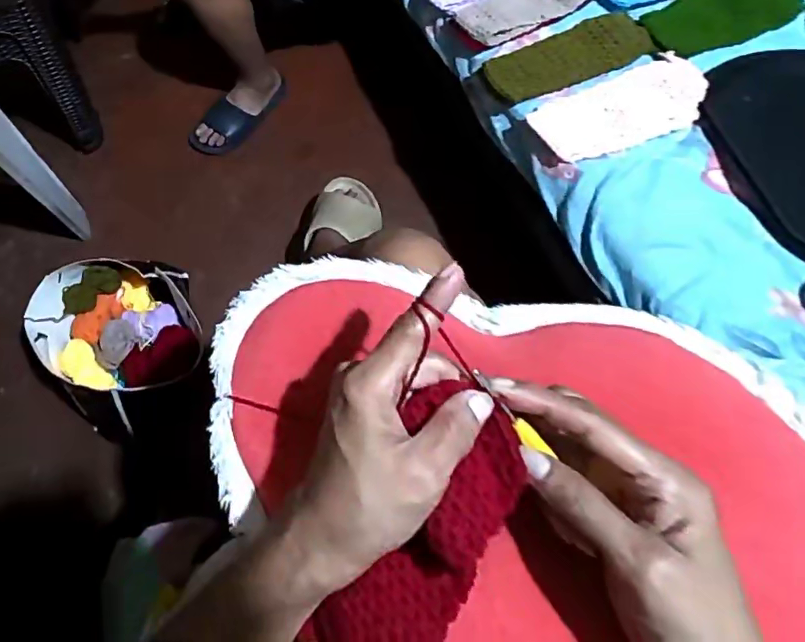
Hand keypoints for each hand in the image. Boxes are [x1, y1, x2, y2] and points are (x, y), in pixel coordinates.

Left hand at [276, 264, 492, 593]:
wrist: (321, 535)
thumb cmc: (371, 504)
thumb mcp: (424, 471)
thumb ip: (455, 427)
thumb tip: (479, 395)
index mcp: (369, 382)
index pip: (410, 330)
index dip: (435, 299)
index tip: (454, 269)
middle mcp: (355, 375)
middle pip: (414, 356)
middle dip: (449, 373)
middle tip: (484, 407)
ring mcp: (350, 389)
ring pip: (406, 374)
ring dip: (436, 391)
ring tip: (465, 424)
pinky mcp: (351, 406)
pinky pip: (393, 389)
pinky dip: (420, 400)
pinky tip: (441, 423)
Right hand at [489, 381, 761, 641]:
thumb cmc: (690, 619)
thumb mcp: (637, 561)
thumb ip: (581, 503)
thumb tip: (523, 453)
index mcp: (662, 475)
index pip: (591, 423)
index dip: (540, 400)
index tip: (493, 385)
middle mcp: (643, 472)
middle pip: (578, 422)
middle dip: (533, 409)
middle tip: (483, 400)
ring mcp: (626, 491)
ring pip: (567, 446)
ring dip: (532, 438)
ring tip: (491, 429)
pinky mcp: (609, 512)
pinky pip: (565, 478)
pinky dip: (541, 475)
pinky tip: (521, 473)